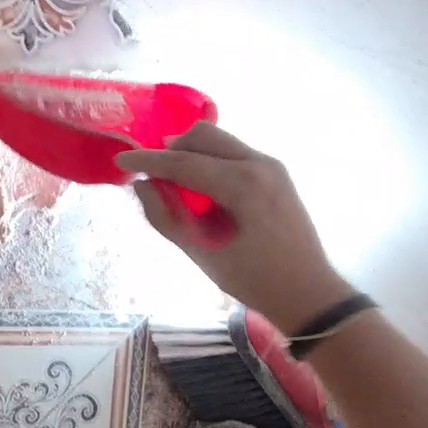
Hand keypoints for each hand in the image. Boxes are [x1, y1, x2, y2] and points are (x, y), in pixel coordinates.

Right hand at [115, 123, 352, 331]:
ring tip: (176, 186)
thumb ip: (165, 216)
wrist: (306, 291)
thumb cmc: (251, 279)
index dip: (148, 161)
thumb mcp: (199, 252)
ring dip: (191, 155)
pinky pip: (232, 154)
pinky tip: (201, 191)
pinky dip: (210, 163)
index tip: (120, 162)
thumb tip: (142, 186)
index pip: (183, 162)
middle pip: (203, 136)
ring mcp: (271, 165)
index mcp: (242, 185)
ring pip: (219, 142)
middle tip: (152, 176)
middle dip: (171, 150)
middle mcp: (259, 164)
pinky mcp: (275, 173)